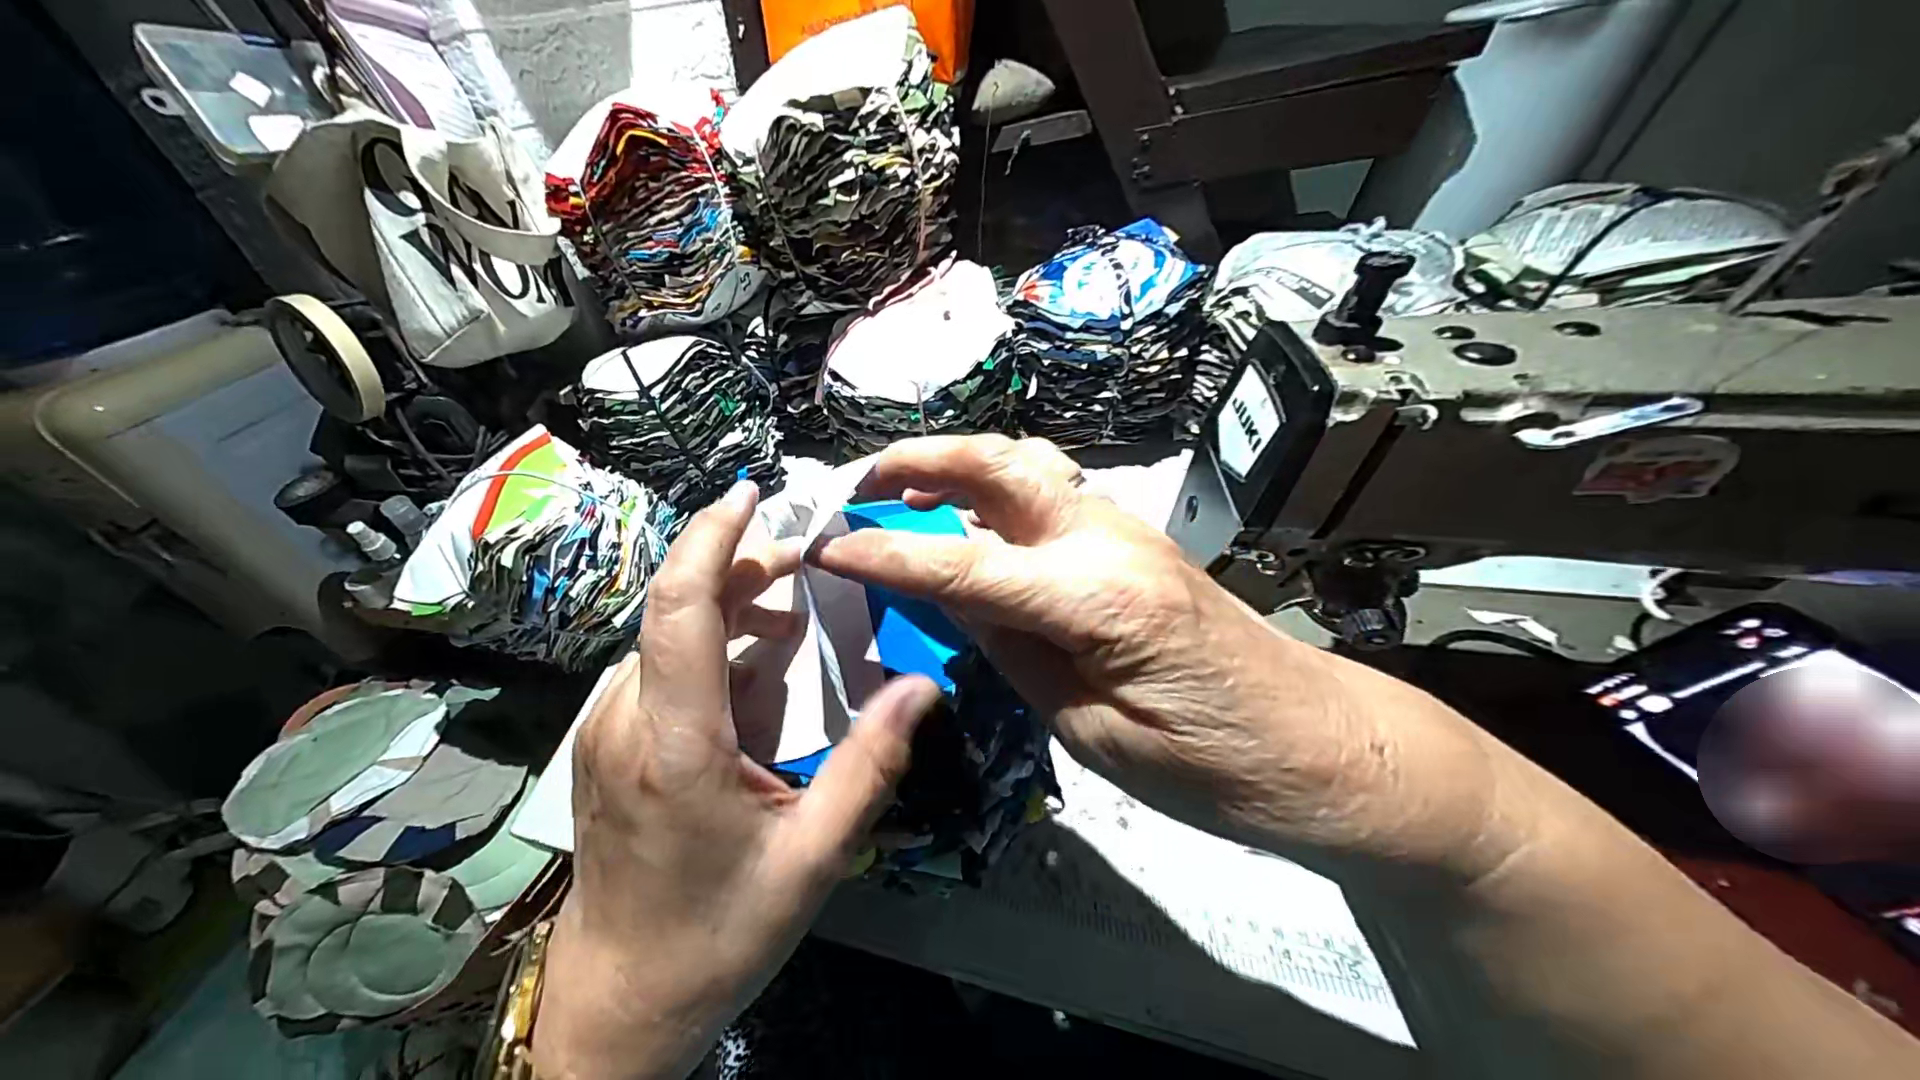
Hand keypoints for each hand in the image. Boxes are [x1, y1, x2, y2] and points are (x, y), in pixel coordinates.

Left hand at [534, 481, 941, 1079]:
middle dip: (744, 572)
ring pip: (670, 638)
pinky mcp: (608, 745)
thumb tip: (924, 687)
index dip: (711, 538)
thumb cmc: (717, 933)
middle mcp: (626, 722)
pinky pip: (664, 671)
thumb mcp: (814, 856)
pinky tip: (760, 675)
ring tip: (796, 619)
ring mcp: (606, 732)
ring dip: (733, 612)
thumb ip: (871, 766)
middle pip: (678, 610)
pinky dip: (715, 650)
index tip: (749, 493)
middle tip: (811, 569)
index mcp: (675, 743)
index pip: (679, 607)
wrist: (619, 1000)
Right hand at [812, 436, 1535, 882]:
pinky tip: (972, 525)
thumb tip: (953, 600)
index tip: (828, 547)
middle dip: (923, 459)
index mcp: (1097, 598)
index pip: (964, 563)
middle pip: (1002, 463)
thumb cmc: (1214, 765)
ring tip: (907, 492)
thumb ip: (1016, 654)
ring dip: (960, 465)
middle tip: (864, 483)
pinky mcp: (1135, 542)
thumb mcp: (1094, 732)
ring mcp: (1126, 530)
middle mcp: (1108, 540)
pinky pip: (1052, 495)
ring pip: (1030, 465)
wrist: (1321, 746)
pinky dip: (996, 493)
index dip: (888, 554)